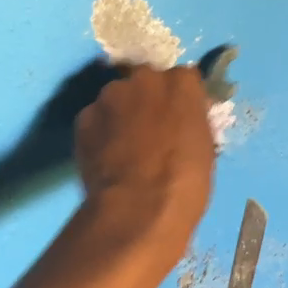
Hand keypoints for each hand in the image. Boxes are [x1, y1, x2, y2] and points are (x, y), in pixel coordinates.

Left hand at [74, 65, 215, 237]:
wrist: (137, 209)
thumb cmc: (184, 183)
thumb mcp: (204, 147)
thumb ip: (190, 121)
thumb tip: (180, 120)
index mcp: (181, 83)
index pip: (182, 79)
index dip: (179, 100)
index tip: (178, 119)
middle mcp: (144, 78)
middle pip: (146, 82)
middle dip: (147, 100)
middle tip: (149, 132)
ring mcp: (109, 95)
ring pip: (117, 98)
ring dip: (120, 114)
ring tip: (122, 147)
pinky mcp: (83, 117)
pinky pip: (95, 119)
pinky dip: (99, 133)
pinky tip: (105, 157)